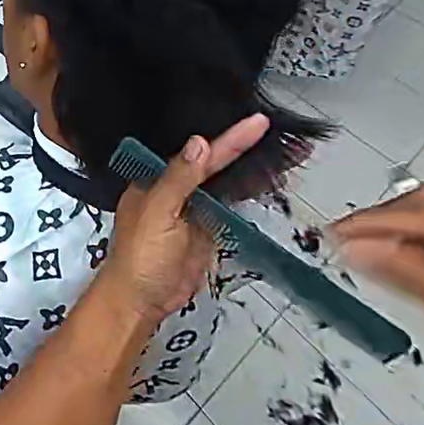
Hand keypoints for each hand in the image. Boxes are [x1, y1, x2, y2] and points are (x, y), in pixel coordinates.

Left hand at [94, 115, 270, 320]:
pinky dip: (247, 192)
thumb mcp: (157, 213)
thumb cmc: (140, 257)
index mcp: (159, 177)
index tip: (256, 122)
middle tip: (275, 129)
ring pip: (225, 181)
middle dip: (245, 146)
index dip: (230, 138)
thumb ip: (179, 179)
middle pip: (216, 162)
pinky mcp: (206, 228)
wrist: (141, 302)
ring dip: (250, 168)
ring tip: (283, 152)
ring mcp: (194, 207)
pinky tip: (266, 180)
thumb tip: (199, 143)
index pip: (200, 153)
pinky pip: (229, 205)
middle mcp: (177, 187)